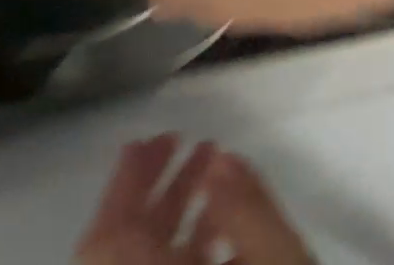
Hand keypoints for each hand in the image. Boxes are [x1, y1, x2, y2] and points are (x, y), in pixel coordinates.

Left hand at [78, 135, 312, 264]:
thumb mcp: (280, 256)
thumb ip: (249, 209)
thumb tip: (222, 159)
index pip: (113, 237)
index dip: (123, 187)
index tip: (146, 141)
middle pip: (120, 247)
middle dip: (148, 189)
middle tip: (178, 139)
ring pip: (144, 257)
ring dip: (172, 207)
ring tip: (209, 161)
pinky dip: (186, 234)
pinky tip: (220, 212)